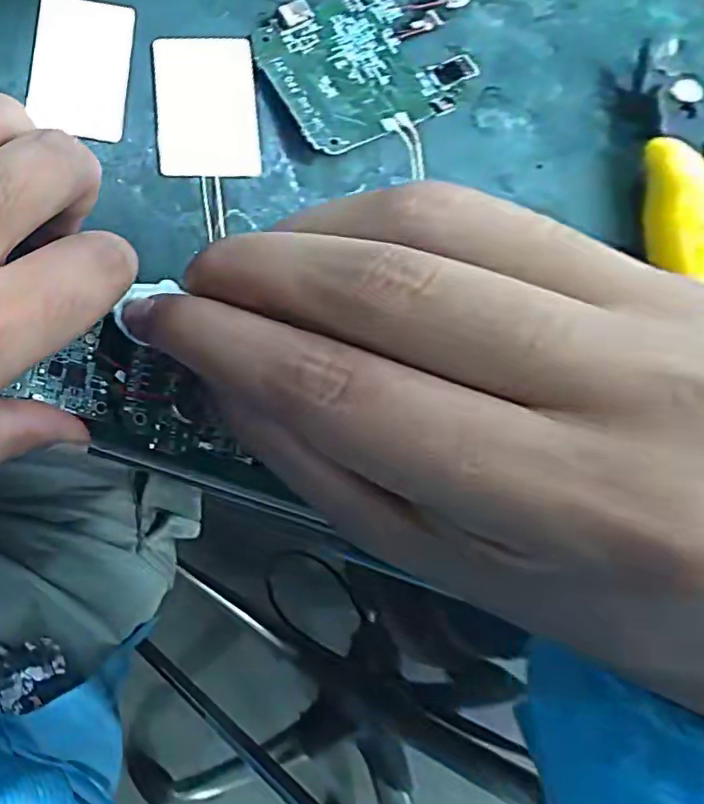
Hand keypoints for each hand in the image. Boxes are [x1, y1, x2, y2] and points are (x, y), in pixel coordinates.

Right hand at [127, 182, 703, 713]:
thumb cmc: (604, 591)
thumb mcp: (440, 558)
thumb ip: (310, 460)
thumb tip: (215, 369)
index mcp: (568, 503)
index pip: (334, 386)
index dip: (216, 339)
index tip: (151, 320)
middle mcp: (627, 391)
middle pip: (375, 289)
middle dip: (241, 272)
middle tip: (185, 286)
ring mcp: (659, 311)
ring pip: (425, 225)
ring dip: (295, 234)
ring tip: (248, 266)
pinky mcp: (663, 265)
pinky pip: (477, 211)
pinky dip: (364, 215)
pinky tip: (327, 245)